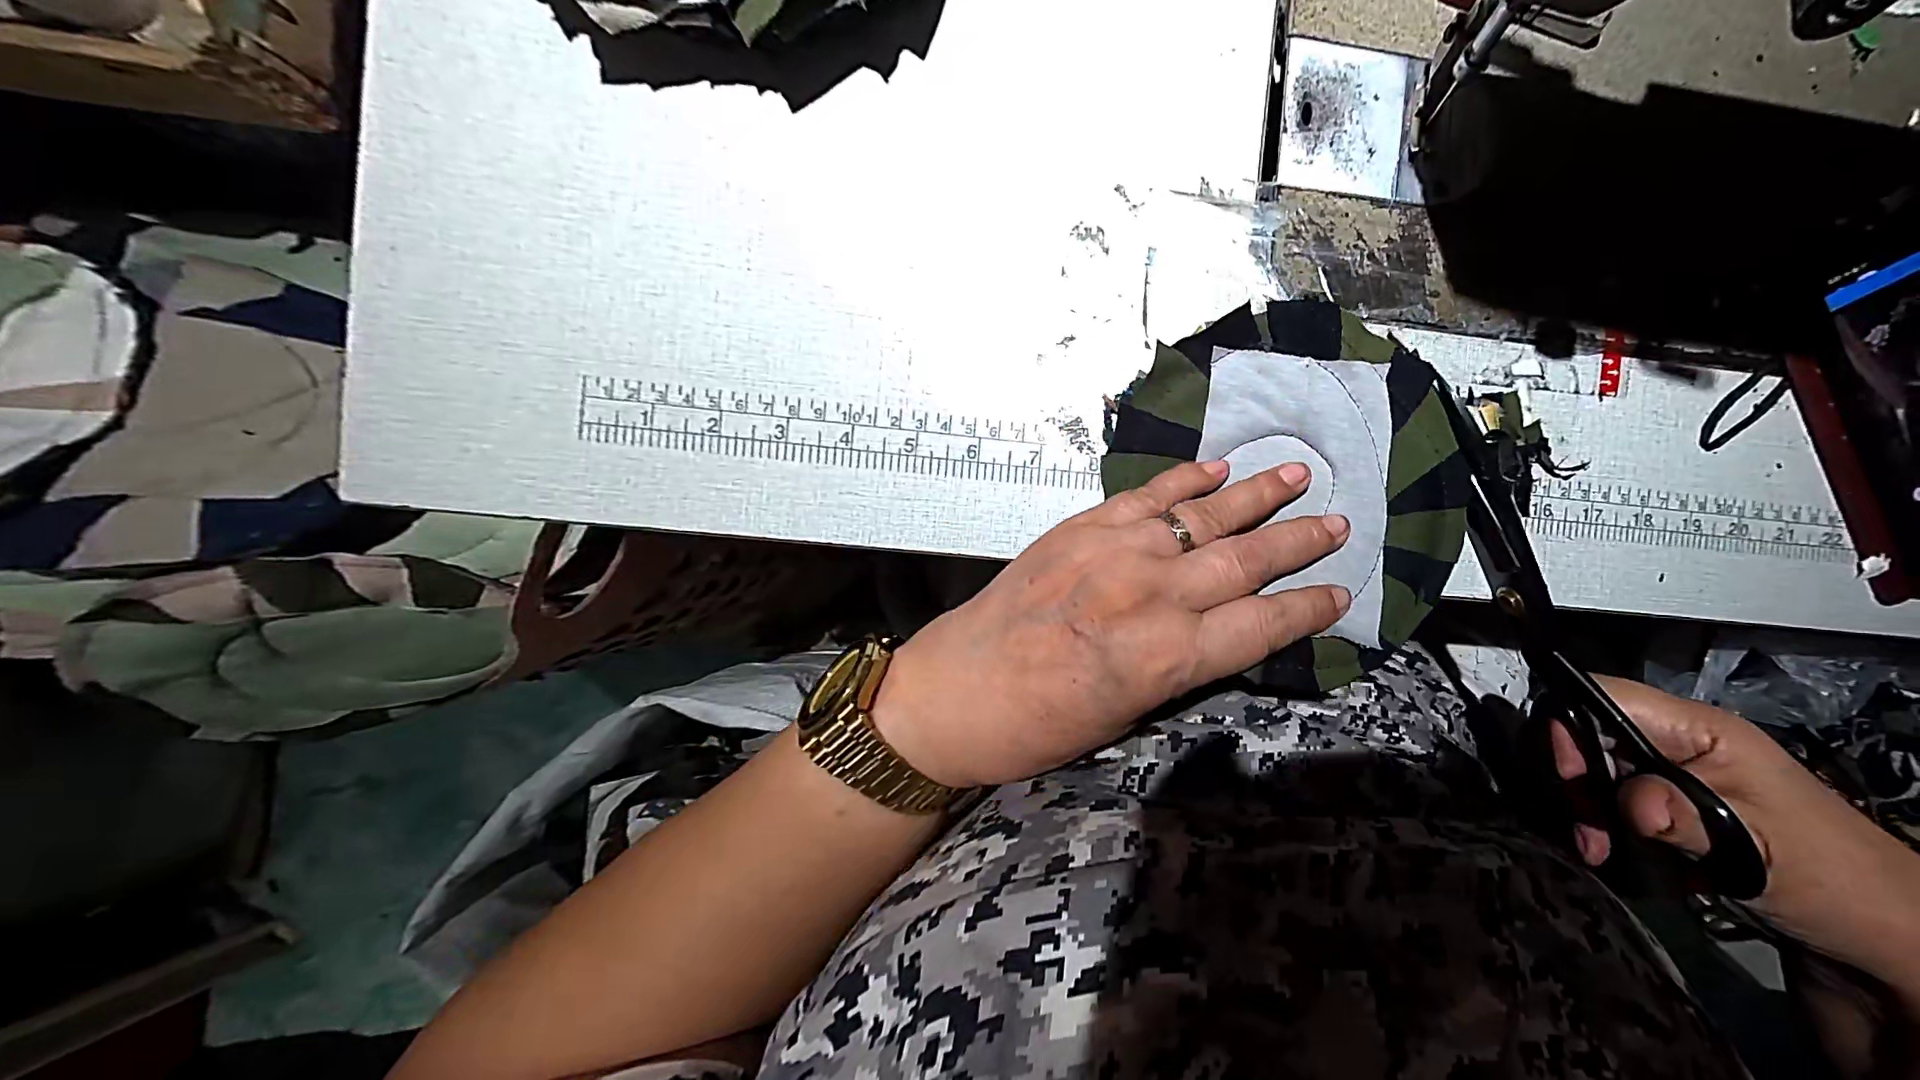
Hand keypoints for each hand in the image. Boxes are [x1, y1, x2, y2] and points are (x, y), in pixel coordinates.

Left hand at [872, 460, 1351, 789]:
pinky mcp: (1077, 530)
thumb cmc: (1036, 726)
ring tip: (1297, 474)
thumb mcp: (1124, 715)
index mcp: (1167, 657)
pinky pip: (1143, 498)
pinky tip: (1214, 471)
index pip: (1262, 624)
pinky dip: (1182, 482)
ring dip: (1254, 496)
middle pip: (1245, 561)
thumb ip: (1175, 667)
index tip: (1339, 590)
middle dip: (1298, 542)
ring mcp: (1112, 554)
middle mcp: (1150, 596)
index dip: (1307, 607)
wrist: (954, 692)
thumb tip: (1215, 634)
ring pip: (1202, 519)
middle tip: (1339, 523)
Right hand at [1554, 678, 1919, 1004]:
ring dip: (1588, 810)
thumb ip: (1685, 819)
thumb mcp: (1759, 850)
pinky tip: (1614, 852)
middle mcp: (1682, 743)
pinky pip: (1614, 798)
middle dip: (1577, 780)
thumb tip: (1630, 801)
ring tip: (1599, 849)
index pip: (1604, 695)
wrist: (1886, 939)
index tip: (1570, 776)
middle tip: (1588, 826)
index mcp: (1702, 732)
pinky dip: (1605, 825)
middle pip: (1590, 734)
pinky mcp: (1672, 804)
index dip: (1570, 723)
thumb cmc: (1836, 883)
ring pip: (1597, 770)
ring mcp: (1677, 774)